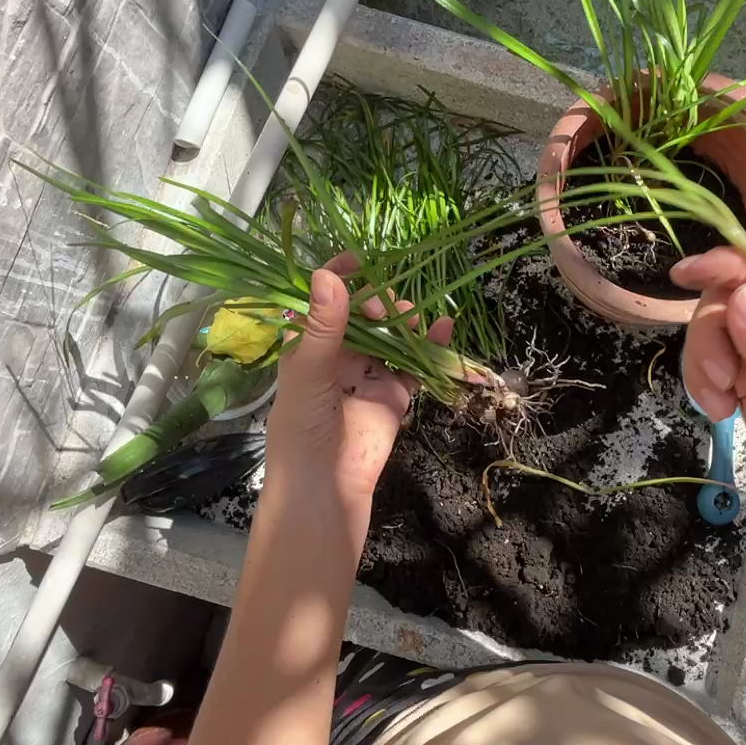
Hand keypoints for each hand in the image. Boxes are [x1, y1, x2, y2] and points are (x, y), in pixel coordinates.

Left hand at [265, 253, 452, 503]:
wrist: (326, 483)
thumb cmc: (302, 425)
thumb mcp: (310, 371)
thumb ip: (324, 326)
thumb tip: (329, 275)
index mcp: (309, 346)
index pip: (322, 301)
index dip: (337, 278)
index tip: (357, 261)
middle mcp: (340, 355)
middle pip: (363, 314)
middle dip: (377, 301)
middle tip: (385, 306)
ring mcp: (370, 373)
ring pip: (392, 335)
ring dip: (404, 320)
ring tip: (411, 318)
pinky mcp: (395, 393)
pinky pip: (416, 364)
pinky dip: (431, 346)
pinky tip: (443, 328)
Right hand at [672, 246, 745, 509]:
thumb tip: (743, 295)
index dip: (731, 263)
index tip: (684, 275)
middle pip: (732, 297)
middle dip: (712, 334)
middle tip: (719, 381)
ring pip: (715, 327)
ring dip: (703, 362)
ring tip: (719, 406)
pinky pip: (709, 358)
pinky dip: (702, 381)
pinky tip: (720, 411)